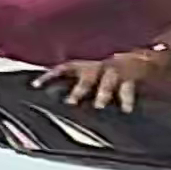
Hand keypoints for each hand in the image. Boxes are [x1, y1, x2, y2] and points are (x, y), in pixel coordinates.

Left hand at [33, 50, 167, 112]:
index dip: (47, 76)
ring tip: (99, 106)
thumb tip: (41, 90)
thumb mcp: (81, 69)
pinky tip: (126, 109)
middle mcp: (96, 68)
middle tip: (70, 102)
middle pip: (86, 80)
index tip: (35, 85)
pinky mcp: (129, 78)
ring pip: (107, 86)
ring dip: (103, 96)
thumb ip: (65, 77)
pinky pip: (127, 90)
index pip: (60, 70)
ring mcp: (114, 73)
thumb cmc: (99, 69)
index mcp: (81, 66)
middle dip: (79, 91)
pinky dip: (127, 100)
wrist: (136, 59)